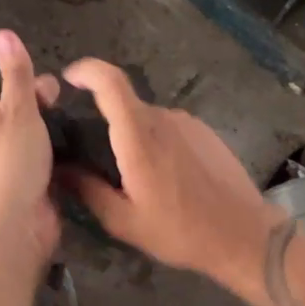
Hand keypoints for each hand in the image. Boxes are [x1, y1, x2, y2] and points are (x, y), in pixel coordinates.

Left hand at [0, 30, 61, 277]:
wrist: (14, 230)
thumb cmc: (11, 163)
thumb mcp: (16, 110)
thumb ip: (15, 73)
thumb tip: (2, 32)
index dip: (19, 72)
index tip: (50, 77)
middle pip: (19, 104)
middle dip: (44, 99)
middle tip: (67, 101)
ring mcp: (12, 160)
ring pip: (36, 132)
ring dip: (55, 126)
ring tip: (83, 119)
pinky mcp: (32, 181)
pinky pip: (48, 156)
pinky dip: (62, 150)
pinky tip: (84, 146)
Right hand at [62, 58, 276, 288]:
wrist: (244, 235)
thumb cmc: (181, 231)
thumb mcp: (125, 222)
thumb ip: (88, 190)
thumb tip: (59, 169)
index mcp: (138, 136)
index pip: (110, 82)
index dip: (86, 70)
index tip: (69, 78)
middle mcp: (162, 118)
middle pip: (124, 104)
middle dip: (106, 123)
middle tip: (97, 159)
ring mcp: (187, 121)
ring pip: (147, 119)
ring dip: (134, 138)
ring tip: (136, 178)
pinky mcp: (204, 130)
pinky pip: (169, 128)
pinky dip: (157, 143)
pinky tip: (165, 177)